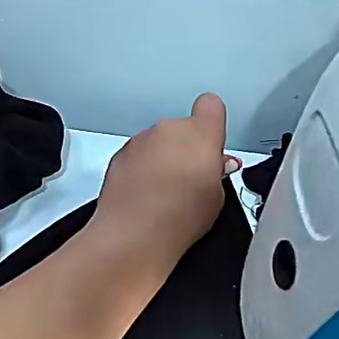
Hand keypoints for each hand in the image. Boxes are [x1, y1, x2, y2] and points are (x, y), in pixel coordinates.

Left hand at [89, 93, 236, 264]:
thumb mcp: (218, 198)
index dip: (212, 123)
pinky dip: (142, 170)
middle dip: (188, 149)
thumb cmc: (178, 217)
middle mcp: (168, 129)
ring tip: (167, 195)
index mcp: (200, 133)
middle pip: (183, 128)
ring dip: (164, 159)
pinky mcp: (120, 154)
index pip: (211, 106)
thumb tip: (213, 170)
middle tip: (192, 181)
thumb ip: (218, 172)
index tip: (213, 143)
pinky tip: (147, 197)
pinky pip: (138, 156)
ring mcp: (141, 140)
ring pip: (159, 142)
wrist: (134, 233)